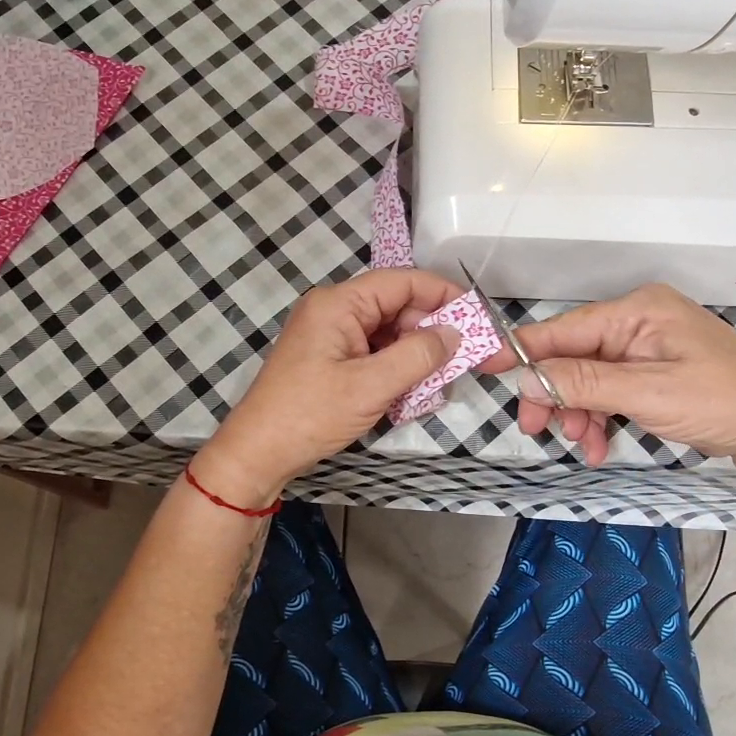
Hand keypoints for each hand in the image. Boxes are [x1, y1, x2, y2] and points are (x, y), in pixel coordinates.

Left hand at [195, 269, 464, 503]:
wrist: (258, 453)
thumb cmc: (310, 415)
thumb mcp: (371, 386)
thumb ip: (418, 356)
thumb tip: (454, 334)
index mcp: (338, 304)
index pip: (402, 281)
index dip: (442, 294)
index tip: (476, 317)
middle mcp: (333, 312)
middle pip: (396, 308)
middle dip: (430, 333)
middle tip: (462, 361)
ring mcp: (330, 337)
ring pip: (388, 335)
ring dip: (414, 358)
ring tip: (435, 386)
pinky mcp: (329, 362)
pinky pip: (373, 356)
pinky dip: (395, 372)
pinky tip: (409, 397)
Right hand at [484, 283, 735, 467]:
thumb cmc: (722, 400)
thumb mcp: (647, 391)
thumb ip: (582, 382)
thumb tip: (526, 380)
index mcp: (636, 311)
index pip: (563, 329)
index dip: (522, 351)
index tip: (484, 369)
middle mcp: (636, 323)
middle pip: (570, 356)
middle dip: (554, 394)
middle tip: (537, 430)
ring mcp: (645, 349)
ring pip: (586, 379)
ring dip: (577, 413)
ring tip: (583, 445)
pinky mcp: (652, 375)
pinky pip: (608, 392)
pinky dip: (598, 417)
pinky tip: (598, 445)